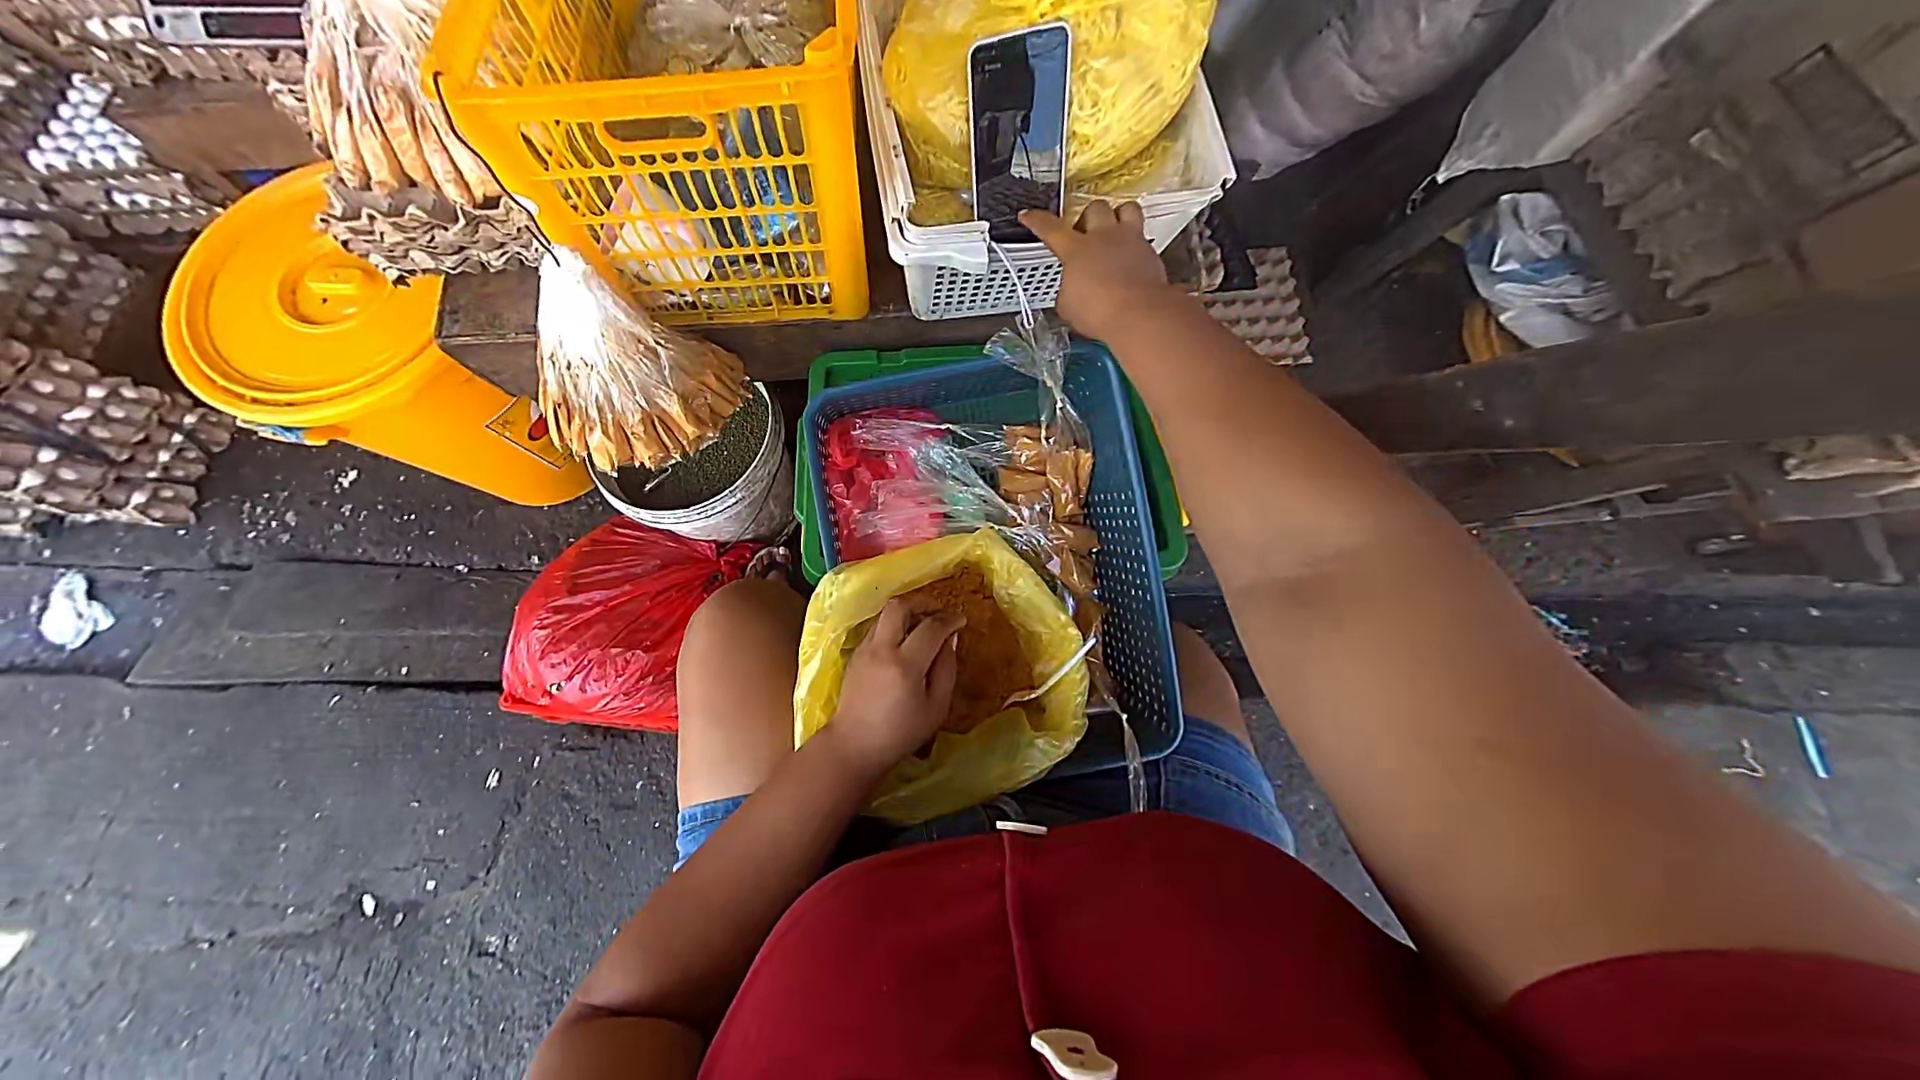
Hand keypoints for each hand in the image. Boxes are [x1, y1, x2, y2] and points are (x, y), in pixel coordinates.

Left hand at [825, 600, 961, 775]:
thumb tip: (950, 639)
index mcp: (905, 665)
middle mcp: (881, 650)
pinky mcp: (855, 654)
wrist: (854, 745)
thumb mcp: (937, 706)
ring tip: (923, 626)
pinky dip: (894, 625)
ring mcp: (864, 650)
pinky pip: (878, 628)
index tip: (961, 621)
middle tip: (938, 612)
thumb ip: (946, 669)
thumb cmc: (901, 732)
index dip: (950, 619)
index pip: (931, 627)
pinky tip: (905, 642)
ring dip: (907, 612)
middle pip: (899, 605)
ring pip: (885, 614)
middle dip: (923, 601)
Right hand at [1021, 201, 1177, 339]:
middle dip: (1088, 217)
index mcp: (1076, 249)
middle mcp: (1103, 237)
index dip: (1036, 221)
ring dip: (1118, 216)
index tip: (1029, 216)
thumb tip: (1071, 291)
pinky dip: (1135, 243)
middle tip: (1085, 233)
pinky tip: (1131, 256)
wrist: (1138, 314)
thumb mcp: (1068, 306)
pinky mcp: (1149, 252)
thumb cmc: (1100, 312)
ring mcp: (1129, 240)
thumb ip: (1067, 290)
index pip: (1050, 228)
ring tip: (1114, 230)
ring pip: (1126, 208)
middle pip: (1094, 207)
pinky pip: (1142, 236)